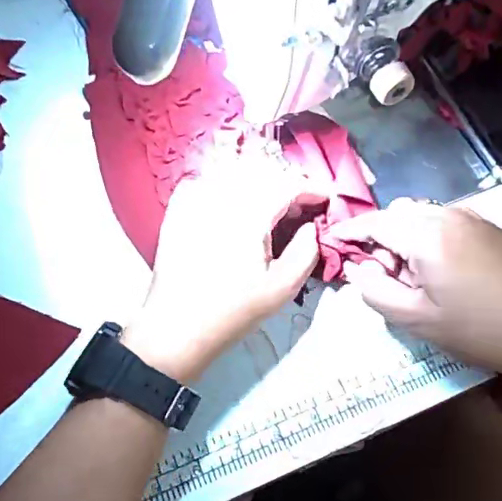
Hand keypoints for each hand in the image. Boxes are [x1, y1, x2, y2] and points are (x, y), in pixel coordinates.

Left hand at [123, 147, 321, 382]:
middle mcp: (220, 196)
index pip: (288, 183)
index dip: (312, 188)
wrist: (175, 327)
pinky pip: (209, 182)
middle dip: (288, 186)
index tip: (326, 201)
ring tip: (271, 210)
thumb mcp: (282, 288)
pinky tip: (234, 209)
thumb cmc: (232, 311)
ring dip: (260, 184)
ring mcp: (195, 199)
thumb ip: (306, 251)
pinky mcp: (179, 209)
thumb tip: (310, 227)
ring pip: (236, 174)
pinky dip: (228, 187)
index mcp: (249, 213)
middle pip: (264, 173)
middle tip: (301, 210)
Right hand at [328, 201, 501, 407]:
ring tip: (418, 283)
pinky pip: (445, 224)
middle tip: (388, 281)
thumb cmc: (481, 330)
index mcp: (425, 233)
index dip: (350, 231)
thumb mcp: (418, 319)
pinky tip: (443, 275)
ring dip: (407, 240)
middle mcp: (447, 215)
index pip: (374, 221)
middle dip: (382, 240)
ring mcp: (473, 218)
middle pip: (398, 215)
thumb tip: (359, 269)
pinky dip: (430, 240)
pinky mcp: (490, 228)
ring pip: (422, 217)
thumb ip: (376, 291)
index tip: (334, 241)